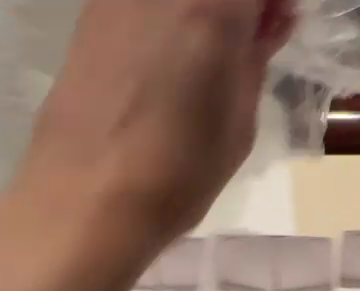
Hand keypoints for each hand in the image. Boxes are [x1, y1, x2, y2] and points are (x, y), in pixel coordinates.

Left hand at [14, 0, 293, 248]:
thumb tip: (265, 25)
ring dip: (196, 16)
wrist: (84, 201)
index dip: (271, 6)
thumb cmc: (175, 178)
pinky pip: (141, 5)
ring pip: (174, 0)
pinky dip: (162, 20)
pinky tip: (162, 62)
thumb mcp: (238, 128)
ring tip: (200, 59)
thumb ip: (254, 61)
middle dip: (235, 9)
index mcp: (216, 5)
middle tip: (241, 44)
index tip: (276, 28)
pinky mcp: (90, 12)